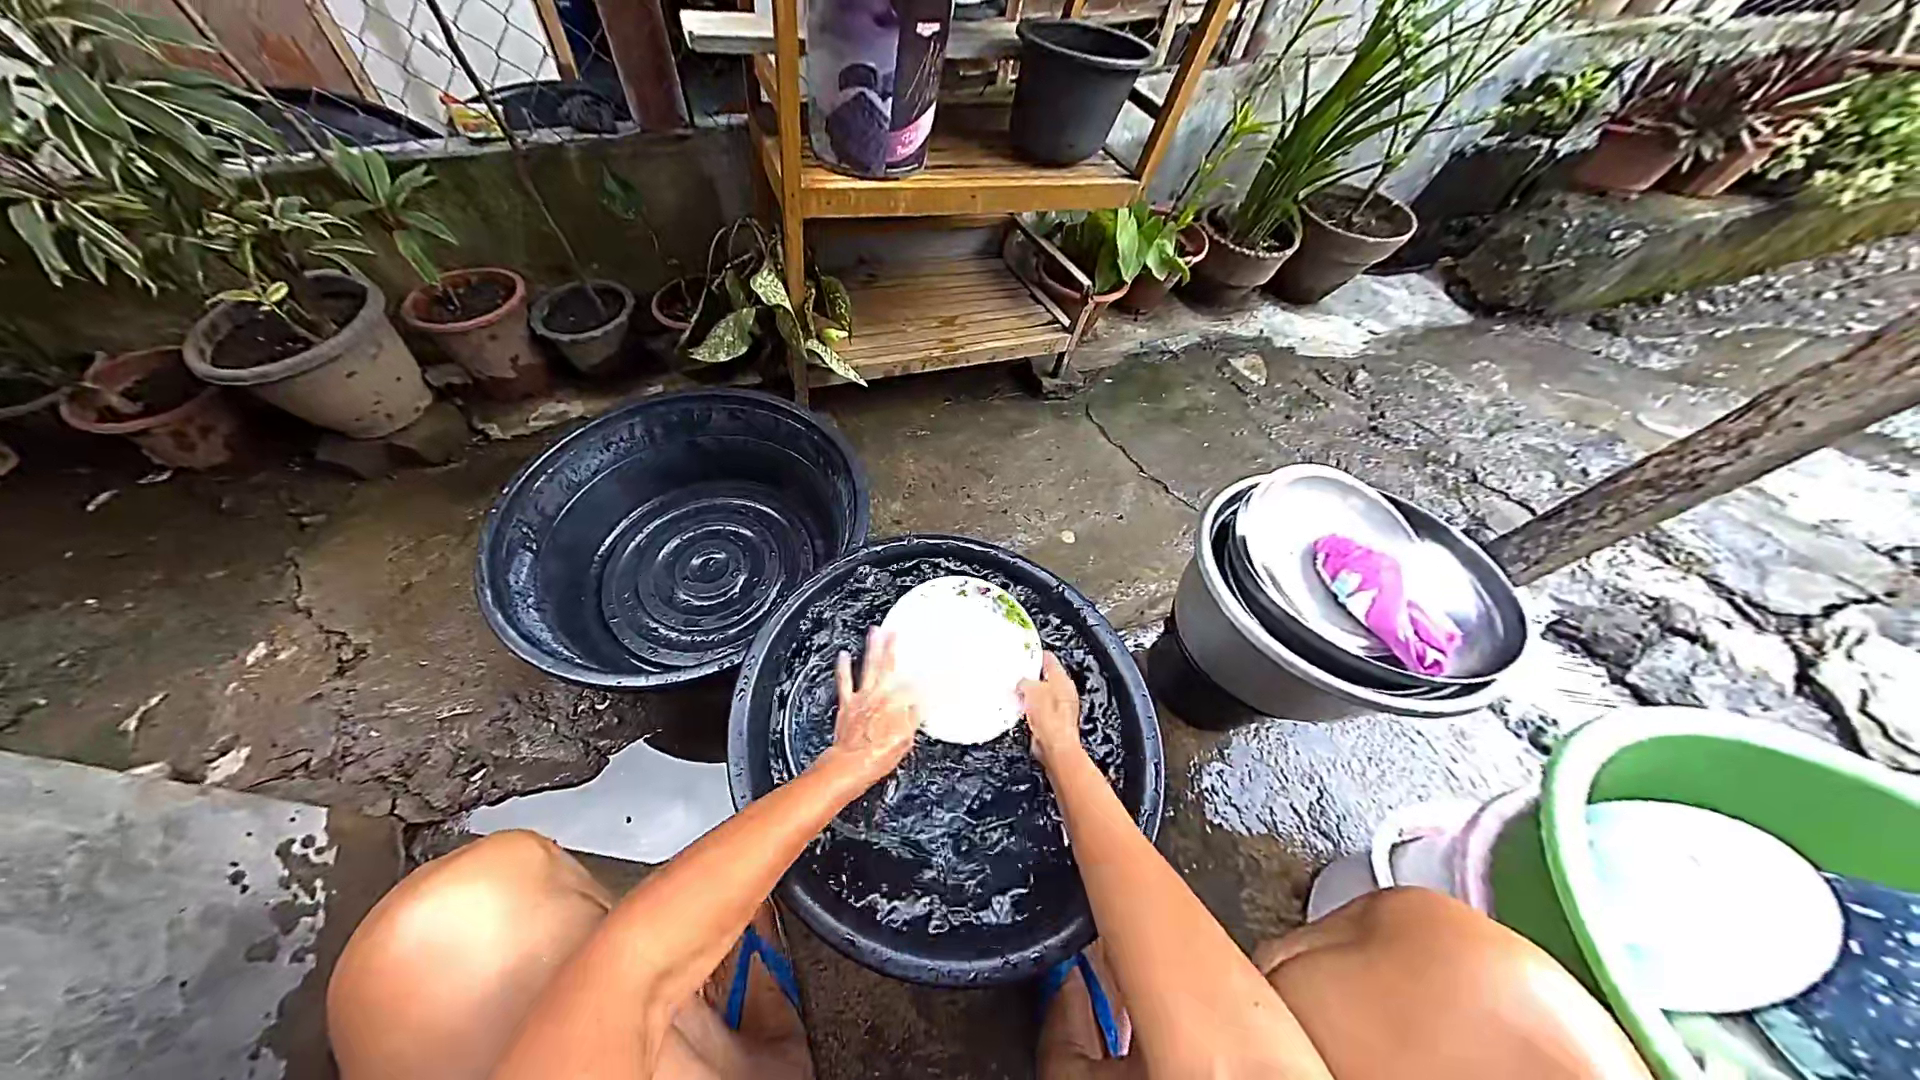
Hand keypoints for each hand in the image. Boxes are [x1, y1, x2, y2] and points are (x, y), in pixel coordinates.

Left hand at [821, 627, 920, 785]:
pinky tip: (843, 654)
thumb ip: (913, 717)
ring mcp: (862, 697)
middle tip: (897, 630)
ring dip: (872, 648)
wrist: (850, 765)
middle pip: (889, 666)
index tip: (936, 664)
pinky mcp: (847, 703)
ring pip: (869, 667)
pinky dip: (843, 667)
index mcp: (896, 703)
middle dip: (894, 647)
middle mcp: (879, 695)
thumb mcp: (905, 739)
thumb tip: (923, 701)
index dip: (927, 674)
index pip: (915, 683)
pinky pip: (845, 681)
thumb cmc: (877, 756)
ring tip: (875, 631)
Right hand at [1019, 652, 1083, 768]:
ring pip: (1041, 694)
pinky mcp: (1053, 721)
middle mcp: (1064, 691)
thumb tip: (1021, 683)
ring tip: (1015, 694)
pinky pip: (1038, 709)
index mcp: (1062, 679)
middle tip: (1016, 676)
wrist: (1054, 746)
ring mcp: (1059, 707)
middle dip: (1029, 677)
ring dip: (1028, 694)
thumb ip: (1025, 682)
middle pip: (1044, 677)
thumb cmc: (1050, 718)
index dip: (1035, 655)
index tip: (1024, 654)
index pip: (1049, 659)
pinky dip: (1029, 709)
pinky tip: (1021, 710)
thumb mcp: (1031, 690)